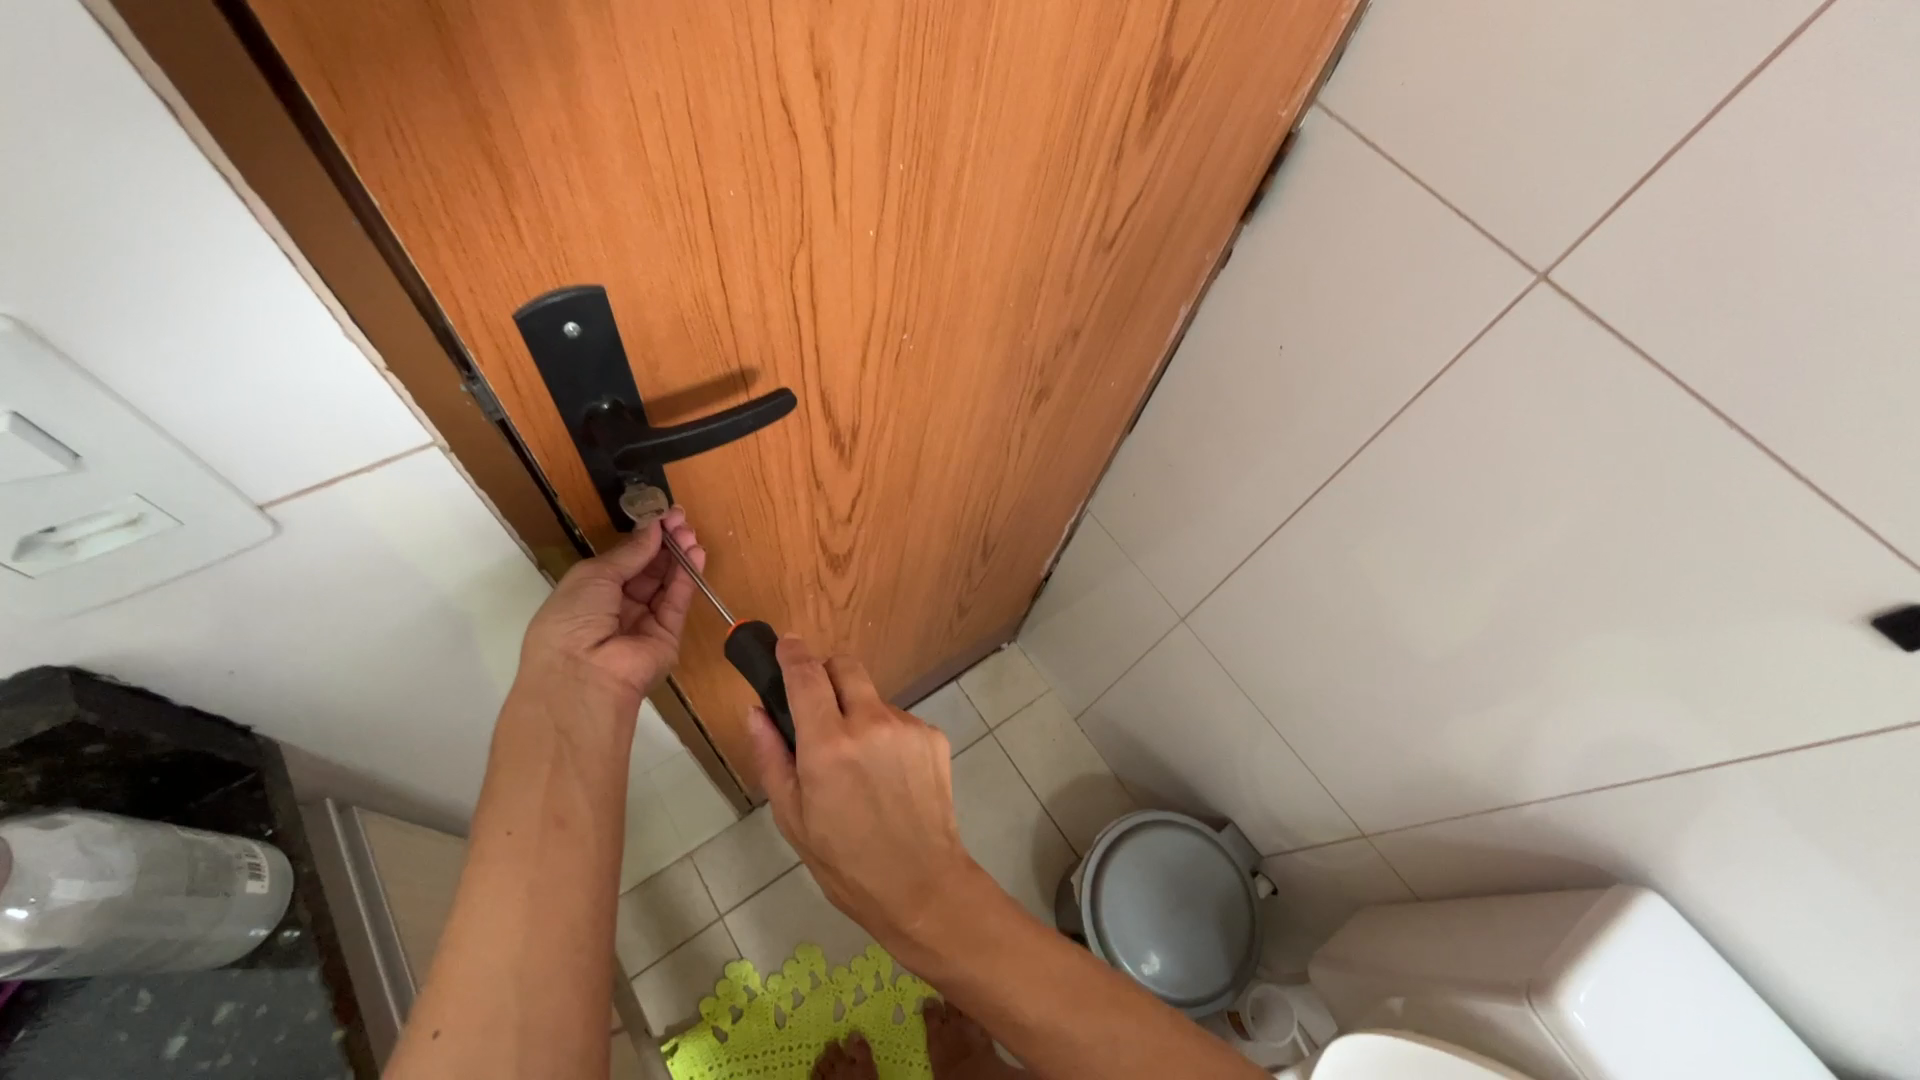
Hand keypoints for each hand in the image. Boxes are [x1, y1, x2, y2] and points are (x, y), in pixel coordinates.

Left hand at [516, 509, 703, 714]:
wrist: (584, 674)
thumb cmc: (573, 619)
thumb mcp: (593, 575)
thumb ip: (629, 553)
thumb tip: (652, 528)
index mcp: (590, 592)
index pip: (623, 560)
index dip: (642, 538)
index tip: (661, 515)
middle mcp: (617, 606)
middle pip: (647, 569)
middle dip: (664, 543)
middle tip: (680, 519)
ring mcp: (644, 621)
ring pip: (665, 583)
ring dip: (678, 556)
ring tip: (690, 532)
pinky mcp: (668, 634)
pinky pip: (678, 601)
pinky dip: (687, 577)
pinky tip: (695, 554)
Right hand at [749, 637, 985, 955]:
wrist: (920, 884)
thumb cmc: (844, 860)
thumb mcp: (792, 816)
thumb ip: (771, 755)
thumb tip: (757, 710)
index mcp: (828, 745)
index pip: (806, 675)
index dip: (792, 653)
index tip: (785, 644)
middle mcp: (870, 723)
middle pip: (845, 666)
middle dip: (826, 673)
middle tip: (818, 705)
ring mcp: (907, 727)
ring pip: (873, 696)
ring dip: (859, 712)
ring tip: (859, 765)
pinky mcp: (933, 736)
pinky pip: (899, 720)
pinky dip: (886, 735)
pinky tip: (888, 776)